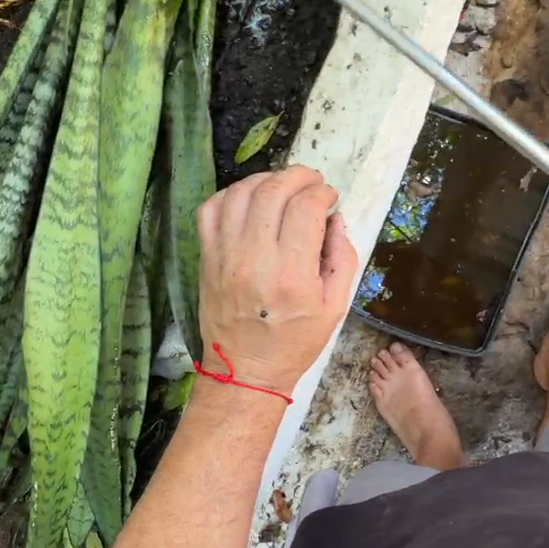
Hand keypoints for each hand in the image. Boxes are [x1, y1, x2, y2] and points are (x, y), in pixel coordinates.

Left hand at [195, 166, 357, 394]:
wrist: (245, 371)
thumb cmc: (294, 344)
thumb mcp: (335, 309)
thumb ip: (342, 259)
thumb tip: (335, 219)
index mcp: (292, 275)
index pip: (305, 208)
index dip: (322, 193)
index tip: (329, 199)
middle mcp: (255, 260)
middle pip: (272, 191)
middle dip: (297, 177)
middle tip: (310, 182)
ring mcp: (225, 257)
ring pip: (240, 193)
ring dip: (265, 180)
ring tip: (281, 186)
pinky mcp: (206, 259)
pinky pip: (210, 210)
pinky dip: (230, 195)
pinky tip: (248, 200)